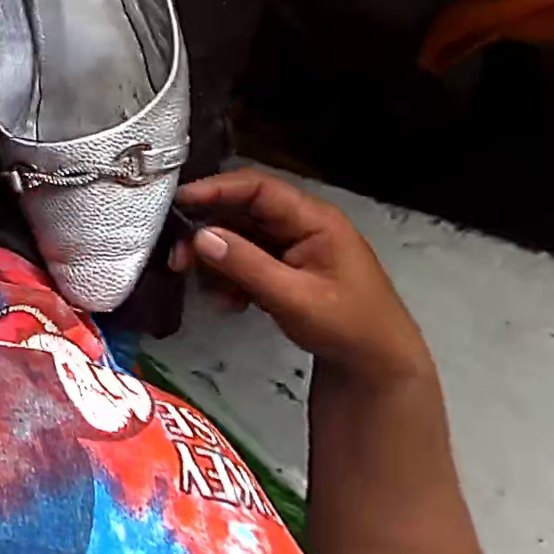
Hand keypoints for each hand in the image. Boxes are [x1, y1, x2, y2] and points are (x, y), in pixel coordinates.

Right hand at [169, 169, 432, 385]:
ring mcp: (288, 246)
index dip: (216, 189)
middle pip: (239, 211)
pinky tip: (226, 300)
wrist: (376, 365)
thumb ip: (246, 264)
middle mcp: (298, 225)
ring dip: (212, 258)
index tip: (180, 201)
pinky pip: (241, 259)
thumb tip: (200, 236)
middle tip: (178, 256)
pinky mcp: (279, 266)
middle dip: (205, 231)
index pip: (258, 188)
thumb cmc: (348, 326)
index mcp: (313, 220)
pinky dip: (226, 277)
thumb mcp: (294, 297)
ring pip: (235, 236)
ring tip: (198, 283)